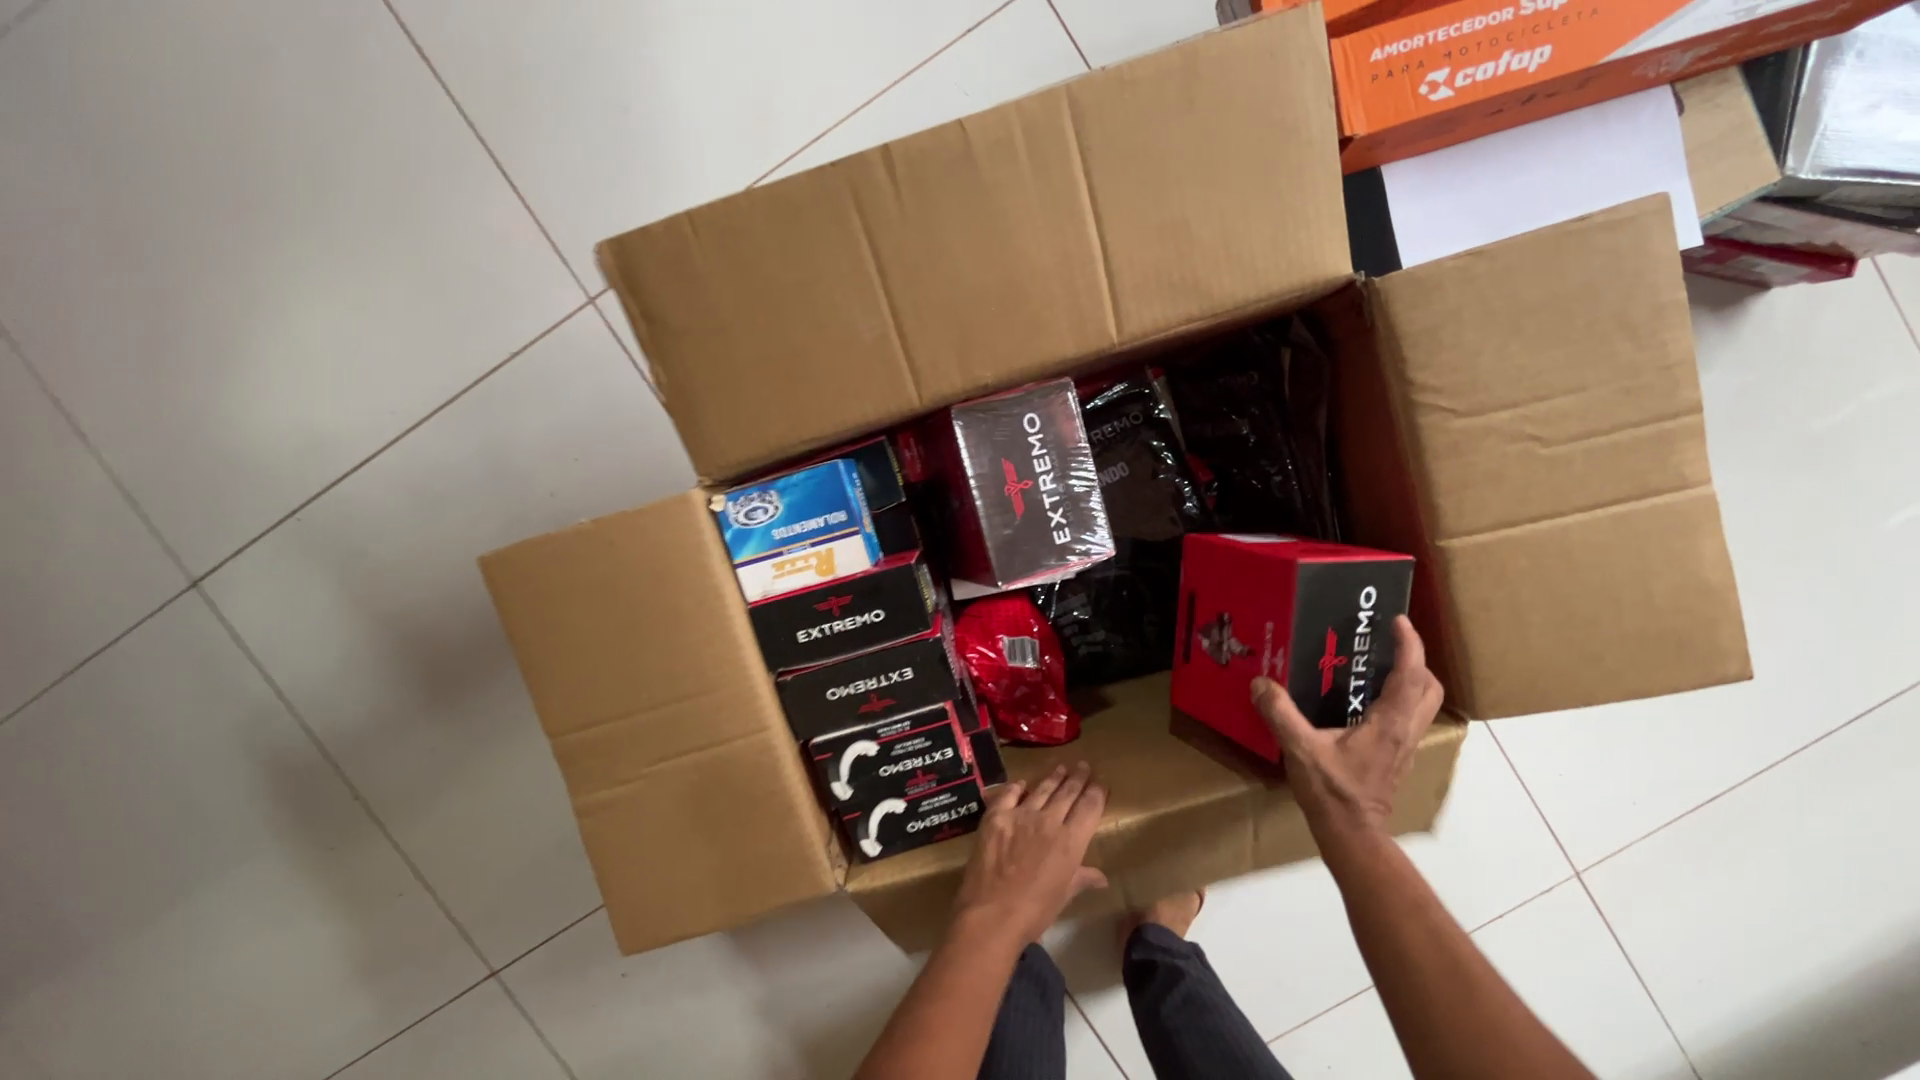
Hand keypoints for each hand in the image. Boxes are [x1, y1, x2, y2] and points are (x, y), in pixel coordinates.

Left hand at [951, 763, 1107, 945]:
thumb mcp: (1063, 896)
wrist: (992, 914)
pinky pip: (1009, 794)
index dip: (1097, 792)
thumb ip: (1082, 879)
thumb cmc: (1034, 912)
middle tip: (1083, 765)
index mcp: (1071, 841)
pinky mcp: (996, 816)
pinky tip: (1022, 783)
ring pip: (1042, 789)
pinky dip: (1017, 787)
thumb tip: (1101, 877)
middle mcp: (1049, 821)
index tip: (1101, 782)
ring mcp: (1020, 815)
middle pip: (1068, 792)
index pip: (1090, 807)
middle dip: (1077, 778)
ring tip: (1061, 767)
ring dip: (1053, 777)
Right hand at [1252, 615, 1442, 837]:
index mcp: (1390, 722)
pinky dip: (1400, 700)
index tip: (1397, 620)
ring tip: (1381, 668)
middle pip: (1429, 687)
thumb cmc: (1332, 791)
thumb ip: (1280, 713)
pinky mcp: (1398, 758)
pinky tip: (1368, 703)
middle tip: (1390, 644)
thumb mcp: (1300, 749)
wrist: (1352, 833)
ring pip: (1424, 704)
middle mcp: (1406, 731)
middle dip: (1416, 661)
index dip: (1408, 644)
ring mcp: (1406, 746)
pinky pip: (1410, 719)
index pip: (1411, 674)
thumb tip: (1260, 682)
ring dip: (1412, 681)